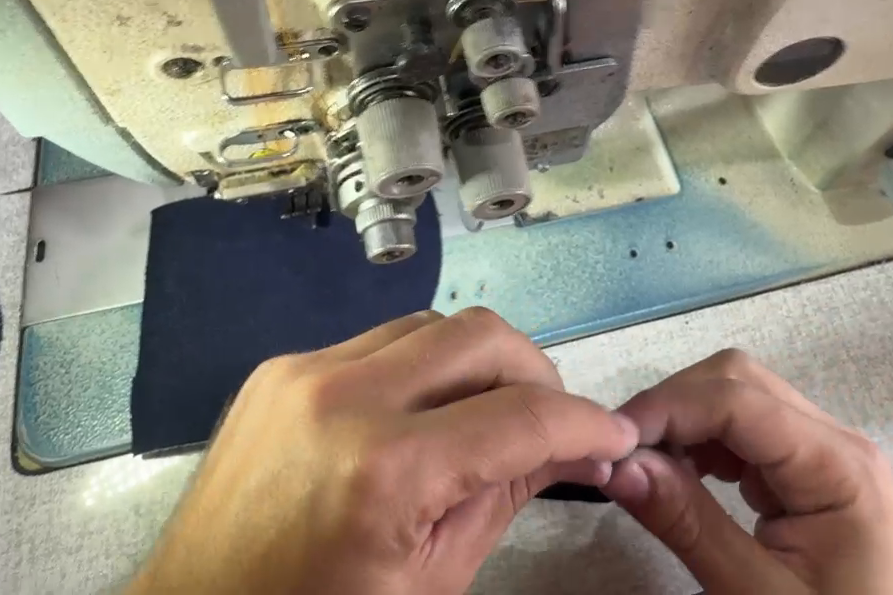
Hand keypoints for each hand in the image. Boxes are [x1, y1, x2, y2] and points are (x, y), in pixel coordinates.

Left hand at [128, 308, 638, 594]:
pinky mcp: (281, 366)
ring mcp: (303, 370)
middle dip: (534, 369)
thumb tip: (570, 447)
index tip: (611, 433)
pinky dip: (420, 366)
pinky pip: (378, 342)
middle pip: (479, 335)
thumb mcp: (429, 583)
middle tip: (552, 416)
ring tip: (488, 411)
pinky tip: (421, 411)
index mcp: (383, 471)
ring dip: (477, 360)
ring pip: (431, 325)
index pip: (517, 417)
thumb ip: (504, 496)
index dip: (581, 422)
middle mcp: (342, 396)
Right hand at [603, 350, 892, 594]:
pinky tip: (677, 474)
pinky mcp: (806, 472)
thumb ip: (689, 525)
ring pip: (737, 397)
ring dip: (683, 421)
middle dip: (674, 406)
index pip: (739, 400)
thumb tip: (619, 465)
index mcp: (838, 466)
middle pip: (739, 382)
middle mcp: (835, 440)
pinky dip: (701, 442)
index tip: (612, 440)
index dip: (669, 407)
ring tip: (642, 464)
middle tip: (621, 452)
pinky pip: (744, 432)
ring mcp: (822, 452)